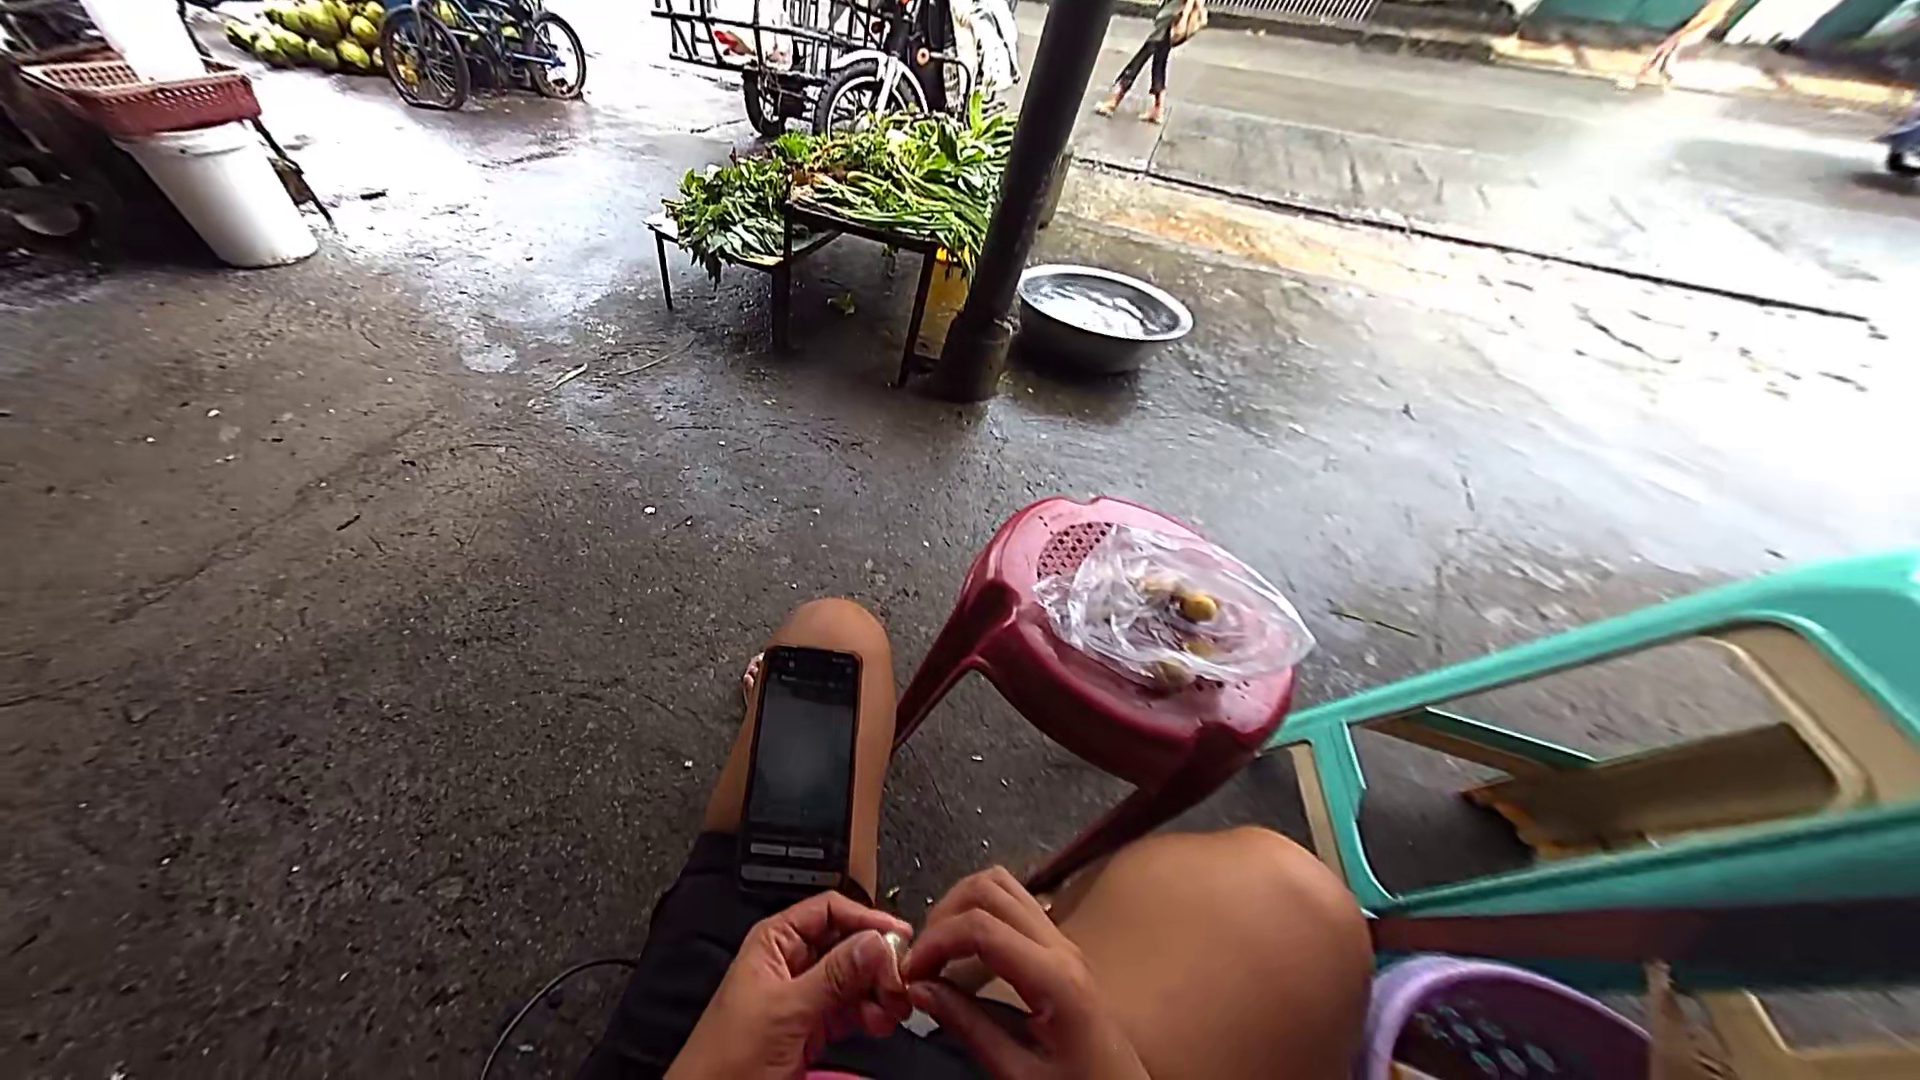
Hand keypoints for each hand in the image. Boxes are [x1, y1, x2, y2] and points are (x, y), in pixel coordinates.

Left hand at [666, 891, 913, 1079]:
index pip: (831, 910)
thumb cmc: (725, 1064)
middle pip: (846, 942)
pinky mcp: (811, 1025)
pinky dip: (869, 1012)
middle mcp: (792, 960)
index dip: (865, 918)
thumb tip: (876, 941)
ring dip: (877, 987)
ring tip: (894, 1005)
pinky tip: (882, 1019)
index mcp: (777, 940)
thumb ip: (834, 975)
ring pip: (852, 975)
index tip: (897, 935)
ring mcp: (803, 993)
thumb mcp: (785, 1012)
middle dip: (875, 958)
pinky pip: (849, 1006)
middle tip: (899, 978)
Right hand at [903, 868, 1148, 1079]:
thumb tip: (920, 988)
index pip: (982, 927)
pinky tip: (965, 945)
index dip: (936, 941)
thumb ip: (969, 1027)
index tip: (909, 972)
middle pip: (988, 889)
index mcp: (1054, 977)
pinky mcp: (1058, 943)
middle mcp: (1059, 944)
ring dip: (960, 904)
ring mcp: (1061, 938)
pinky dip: (980, 908)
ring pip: (1001, 884)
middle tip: (921, 959)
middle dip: (944, 916)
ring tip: (938, 948)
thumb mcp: (1019, 1076)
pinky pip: (1013, 901)